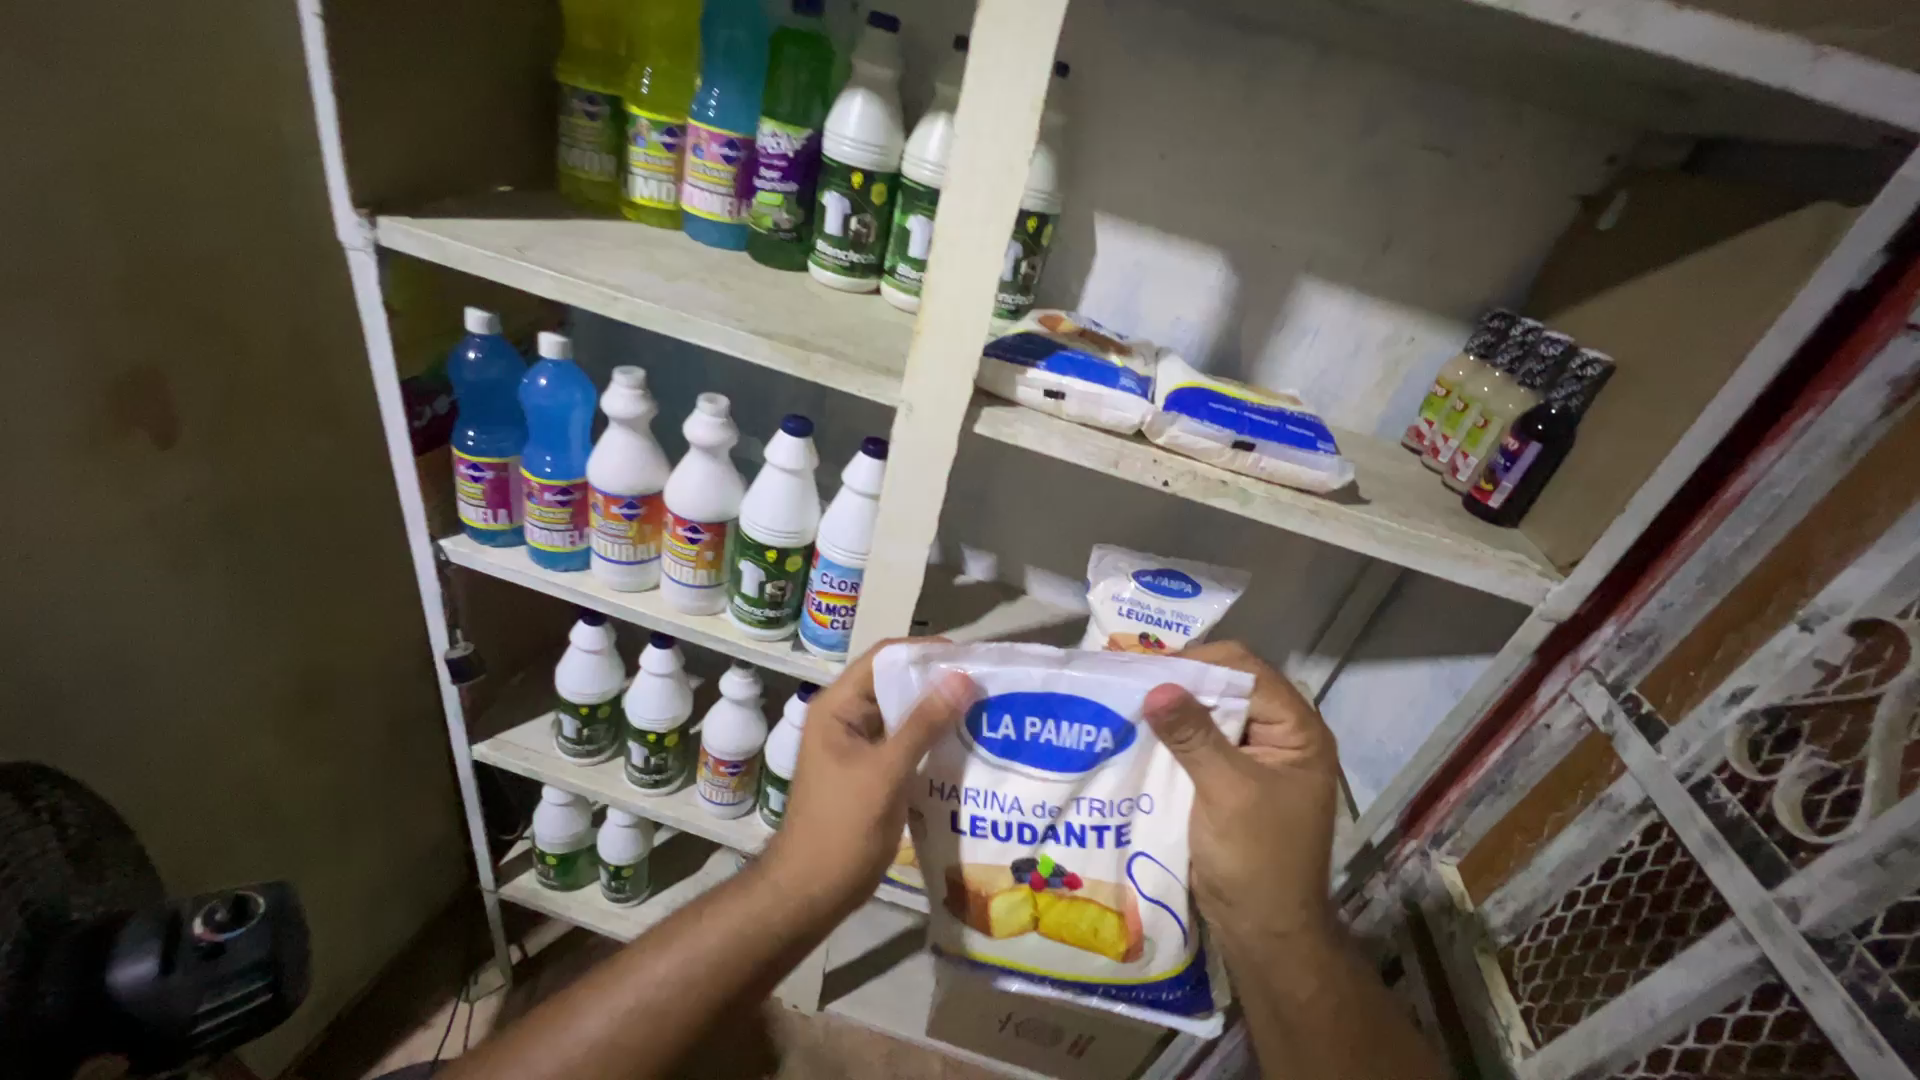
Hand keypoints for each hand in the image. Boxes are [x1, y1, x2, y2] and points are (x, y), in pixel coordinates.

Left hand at [762, 639, 975, 920]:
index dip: (924, 652)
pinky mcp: (874, 772)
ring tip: (985, 708)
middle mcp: (847, 718)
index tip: (969, 657)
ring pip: (905, 715)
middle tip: (985, 684)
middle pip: (896, 684)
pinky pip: (907, 743)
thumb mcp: (886, 772)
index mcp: (837, 707)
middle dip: (937, 682)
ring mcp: (860, 747)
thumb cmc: (841, 828)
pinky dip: (934, 739)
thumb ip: (923, 724)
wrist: (813, 891)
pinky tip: (968, 744)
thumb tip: (962, 677)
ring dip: (939, 711)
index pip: (883, 658)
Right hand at [1145, 641, 1342, 943]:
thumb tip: (1155, 686)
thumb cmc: (1257, 860)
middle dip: (1182, 679)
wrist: (1263, 929)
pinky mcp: (1229, 776)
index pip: (1247, 671)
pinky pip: (1200, 738)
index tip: (1148, 666)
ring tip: (1127, 694)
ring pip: (1211, 710)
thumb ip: (1193, 736)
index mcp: (1297, 730)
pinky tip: (1138, 727)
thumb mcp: (1226, 792)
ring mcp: (1254, 756)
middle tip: (1130, 675)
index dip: (1199, 663)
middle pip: (1228, 685)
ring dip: (1173, 704)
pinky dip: (1172, 730)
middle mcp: (1279, 734)